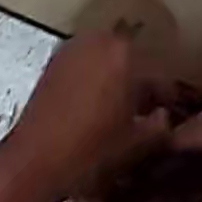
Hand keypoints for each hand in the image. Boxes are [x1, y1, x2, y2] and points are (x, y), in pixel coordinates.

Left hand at [0, 30, 171, 200]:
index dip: (166, 97)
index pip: (158, 74)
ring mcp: (76, 45)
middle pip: (132, 59)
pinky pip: (85, 61)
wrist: (34, 161)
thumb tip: (163, 116)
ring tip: (114, 105)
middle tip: (141, 108)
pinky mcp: (56, 57)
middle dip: (139, 80)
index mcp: (127, 56)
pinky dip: (91, 75)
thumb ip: (159, 127)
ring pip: (107, 56)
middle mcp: (102, 40)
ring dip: (114, 74)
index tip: (167, 111)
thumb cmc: (88, 153)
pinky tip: (90, 102)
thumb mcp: (134, 145)